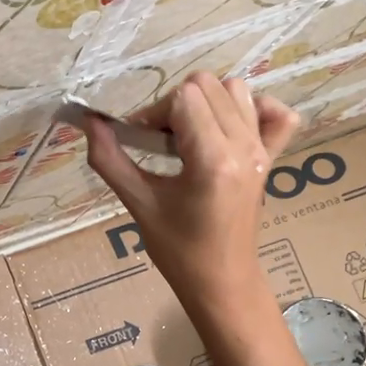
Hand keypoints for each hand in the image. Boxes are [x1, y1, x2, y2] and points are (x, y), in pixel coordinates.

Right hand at [85, 72, 298, 316]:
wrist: (220, 278)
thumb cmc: (176, 248)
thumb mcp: (137, 203)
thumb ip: (110, 160)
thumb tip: (89, 123)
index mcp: (212, 159)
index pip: (183, 98)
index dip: (153, 113)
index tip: (139, 141)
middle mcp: (244, 146)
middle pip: (208, 86)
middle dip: (175, 105)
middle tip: (159, 141)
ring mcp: (262, 149)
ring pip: (236, 90)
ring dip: (205, 104)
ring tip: (187, 136)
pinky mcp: (272, 156)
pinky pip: (276, 112)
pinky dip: (252, 109)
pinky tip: (226, 129)